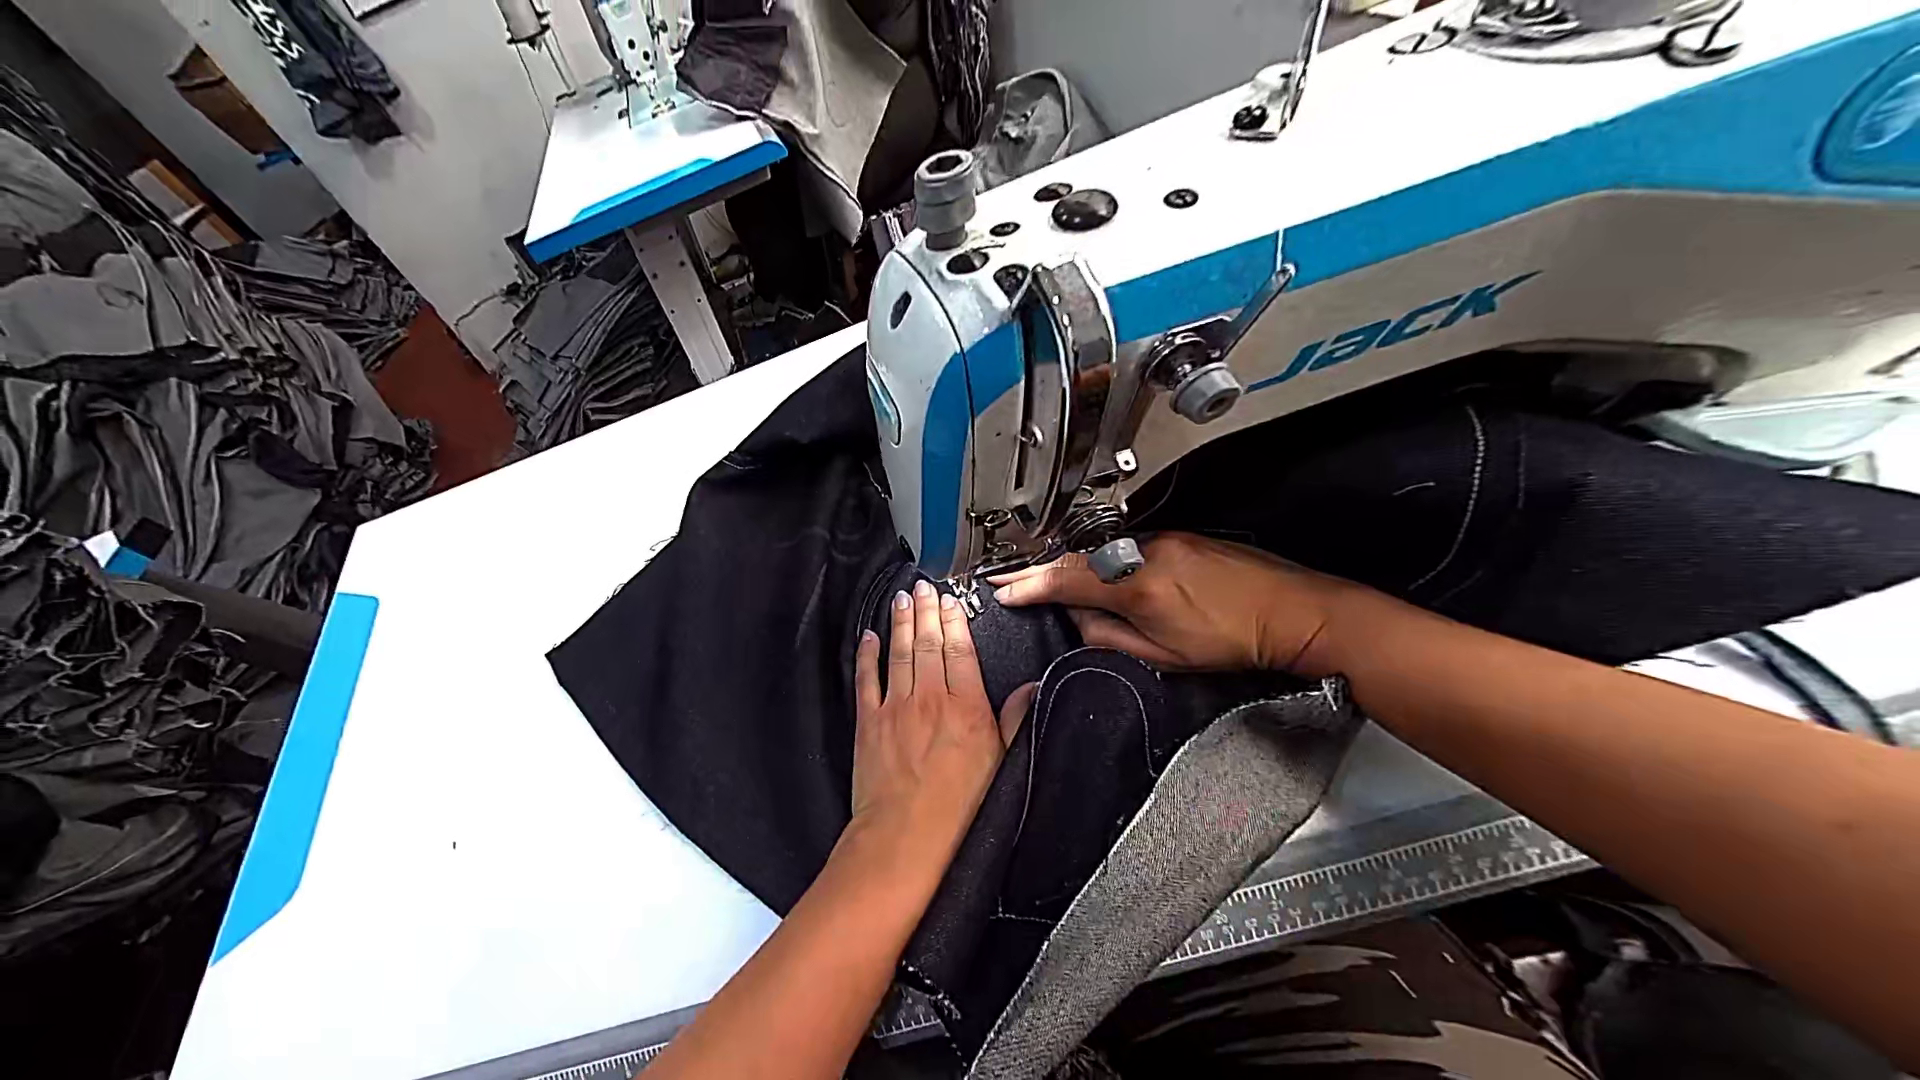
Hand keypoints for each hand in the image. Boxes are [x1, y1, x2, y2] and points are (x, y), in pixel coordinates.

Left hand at [847, 580, 1035, 874]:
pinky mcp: (870, 721)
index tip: (952, 602)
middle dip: (928, 610)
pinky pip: (867, 677)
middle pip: (930, 643)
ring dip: (902, 622)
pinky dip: (867, 654)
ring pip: (900, 652)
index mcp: (966, 708)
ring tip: (903, 599)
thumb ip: (1013, 721)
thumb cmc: (956, 810)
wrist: (904, 838)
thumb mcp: (1000, 764)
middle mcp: (930, 699)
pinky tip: (869, 636)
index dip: (956, 622)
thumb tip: (1030, 690)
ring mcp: (897, 707)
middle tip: (925, 587)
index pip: (961, 651)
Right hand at [989, 532, 1358, 675]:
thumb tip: (1079, 619)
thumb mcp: (1163, 656)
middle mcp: (1146, 553)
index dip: (1028, 586)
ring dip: (1073, 567)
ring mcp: (1164, 540)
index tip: (1005, 591)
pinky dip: (1103, 561)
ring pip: (1102, 552)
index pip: (1065, 581)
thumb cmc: (1235, 639)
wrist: (1293, 612)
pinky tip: (1099, 573)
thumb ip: (1110, 636)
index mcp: (1136, 586)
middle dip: (1041, 572)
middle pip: (1078, 561)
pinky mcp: (1179, 537)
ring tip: (1049, 581)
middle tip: (1014, 582)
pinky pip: (1127, 547)